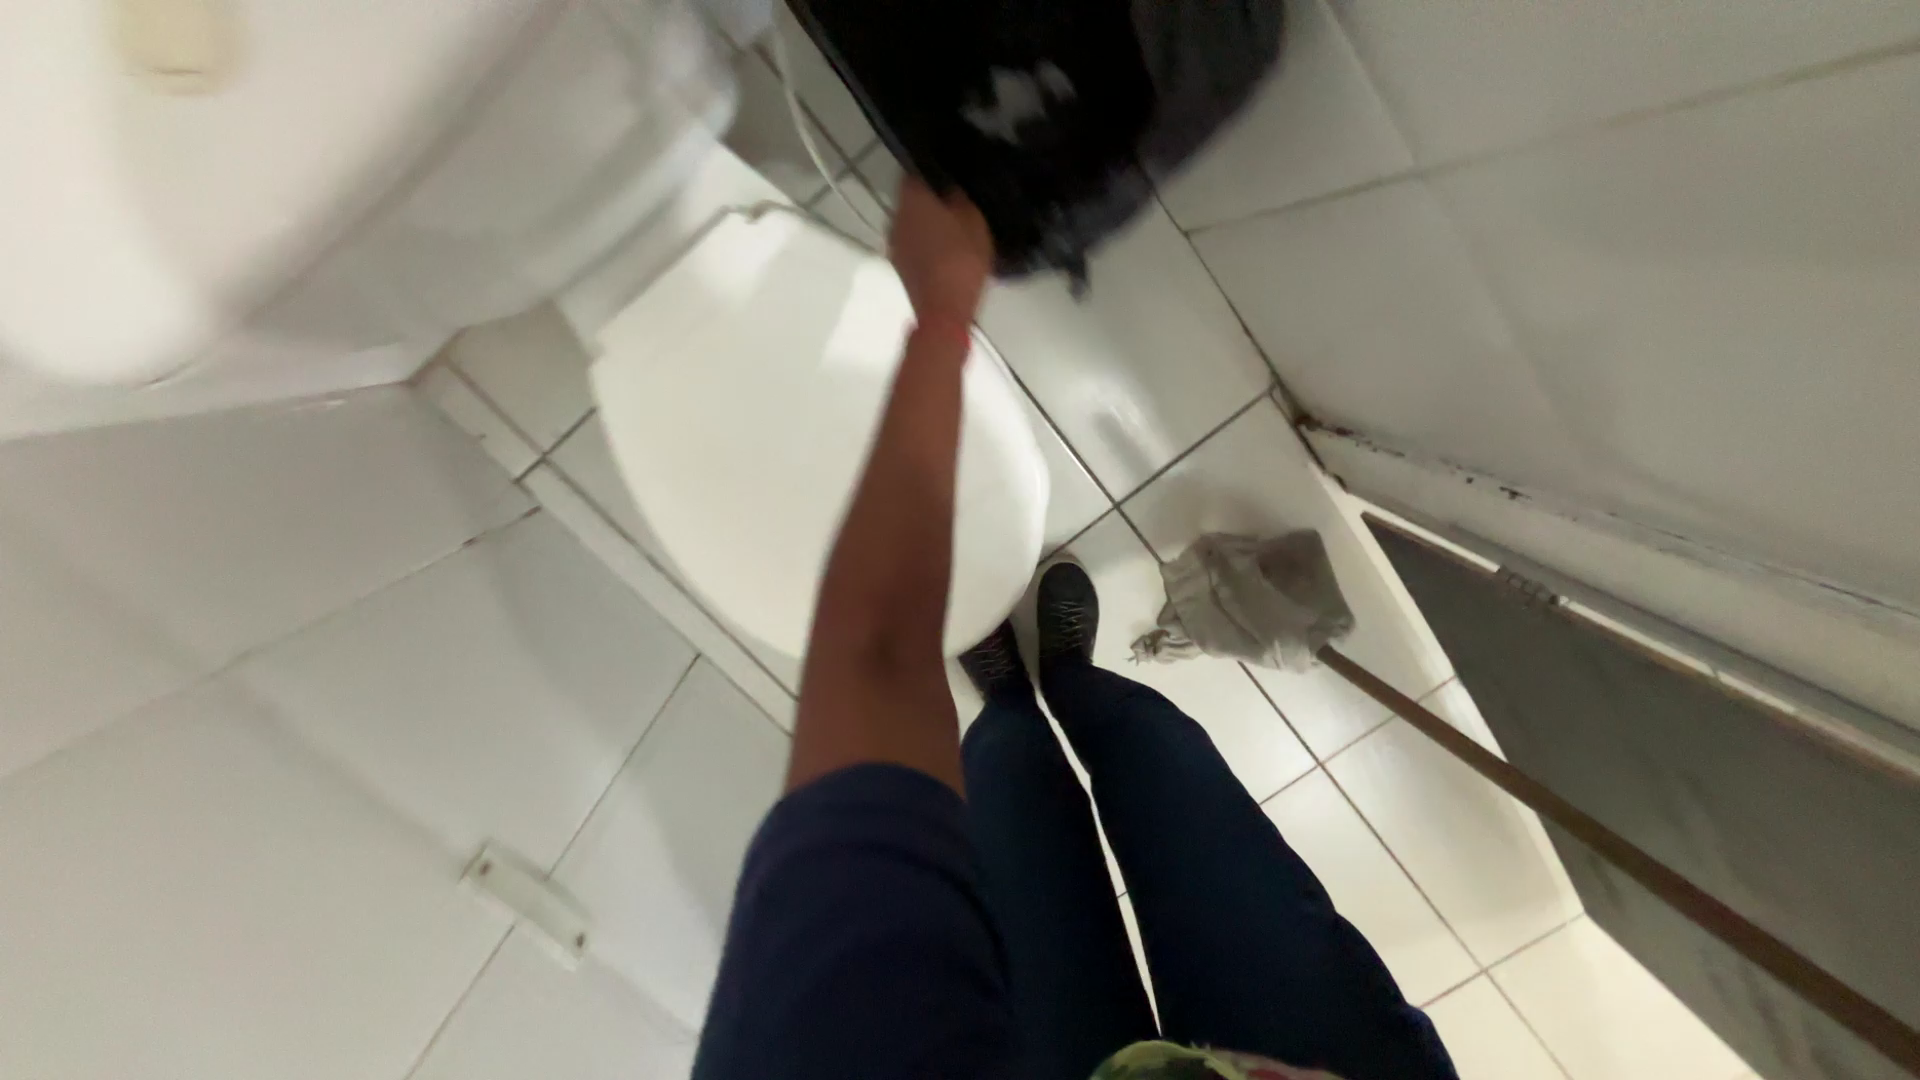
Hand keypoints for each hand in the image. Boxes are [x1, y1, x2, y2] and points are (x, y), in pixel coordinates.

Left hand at [888, 177, 993, 326]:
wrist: (943, 311)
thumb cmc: (961, 260)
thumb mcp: (974, 220)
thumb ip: (960, 198)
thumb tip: (950, 190)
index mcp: (912, 198)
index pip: (916, 172)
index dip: (933, 173)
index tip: (950, 178)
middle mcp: (895, 217)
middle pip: (912, 200)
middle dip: (930, 200)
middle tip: (955, 205)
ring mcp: (894, 244)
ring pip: (911, 224)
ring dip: (927, 225)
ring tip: (952, 231)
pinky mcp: (899, 267)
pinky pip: (912, 245)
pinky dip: (925, 245)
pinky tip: (944, 252)